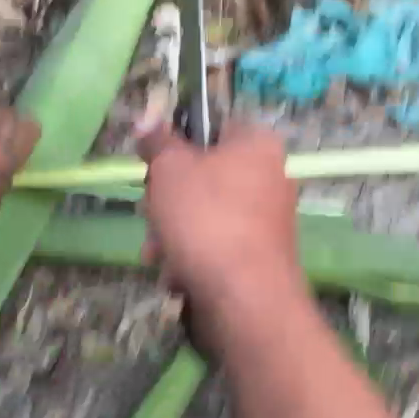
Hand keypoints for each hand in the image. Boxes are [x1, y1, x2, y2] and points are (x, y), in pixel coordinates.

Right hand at [138, 120, 303, 308]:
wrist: (245, 297)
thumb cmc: (207, 219)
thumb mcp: (170, 169)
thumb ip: (157, 142)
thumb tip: (147, 119)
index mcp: (258, 145)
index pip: (211, 128)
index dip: (176, 145)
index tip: (152, 167)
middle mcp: (270, 177)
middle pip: (202, 177)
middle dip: (166, 201)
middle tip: (150, 214)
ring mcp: (267, 220)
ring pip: (203, 215)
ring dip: (171, 234)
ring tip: (158, 255)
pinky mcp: (260, 258)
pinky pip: (216, 246)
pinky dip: (192, 258)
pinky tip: (177, 274)